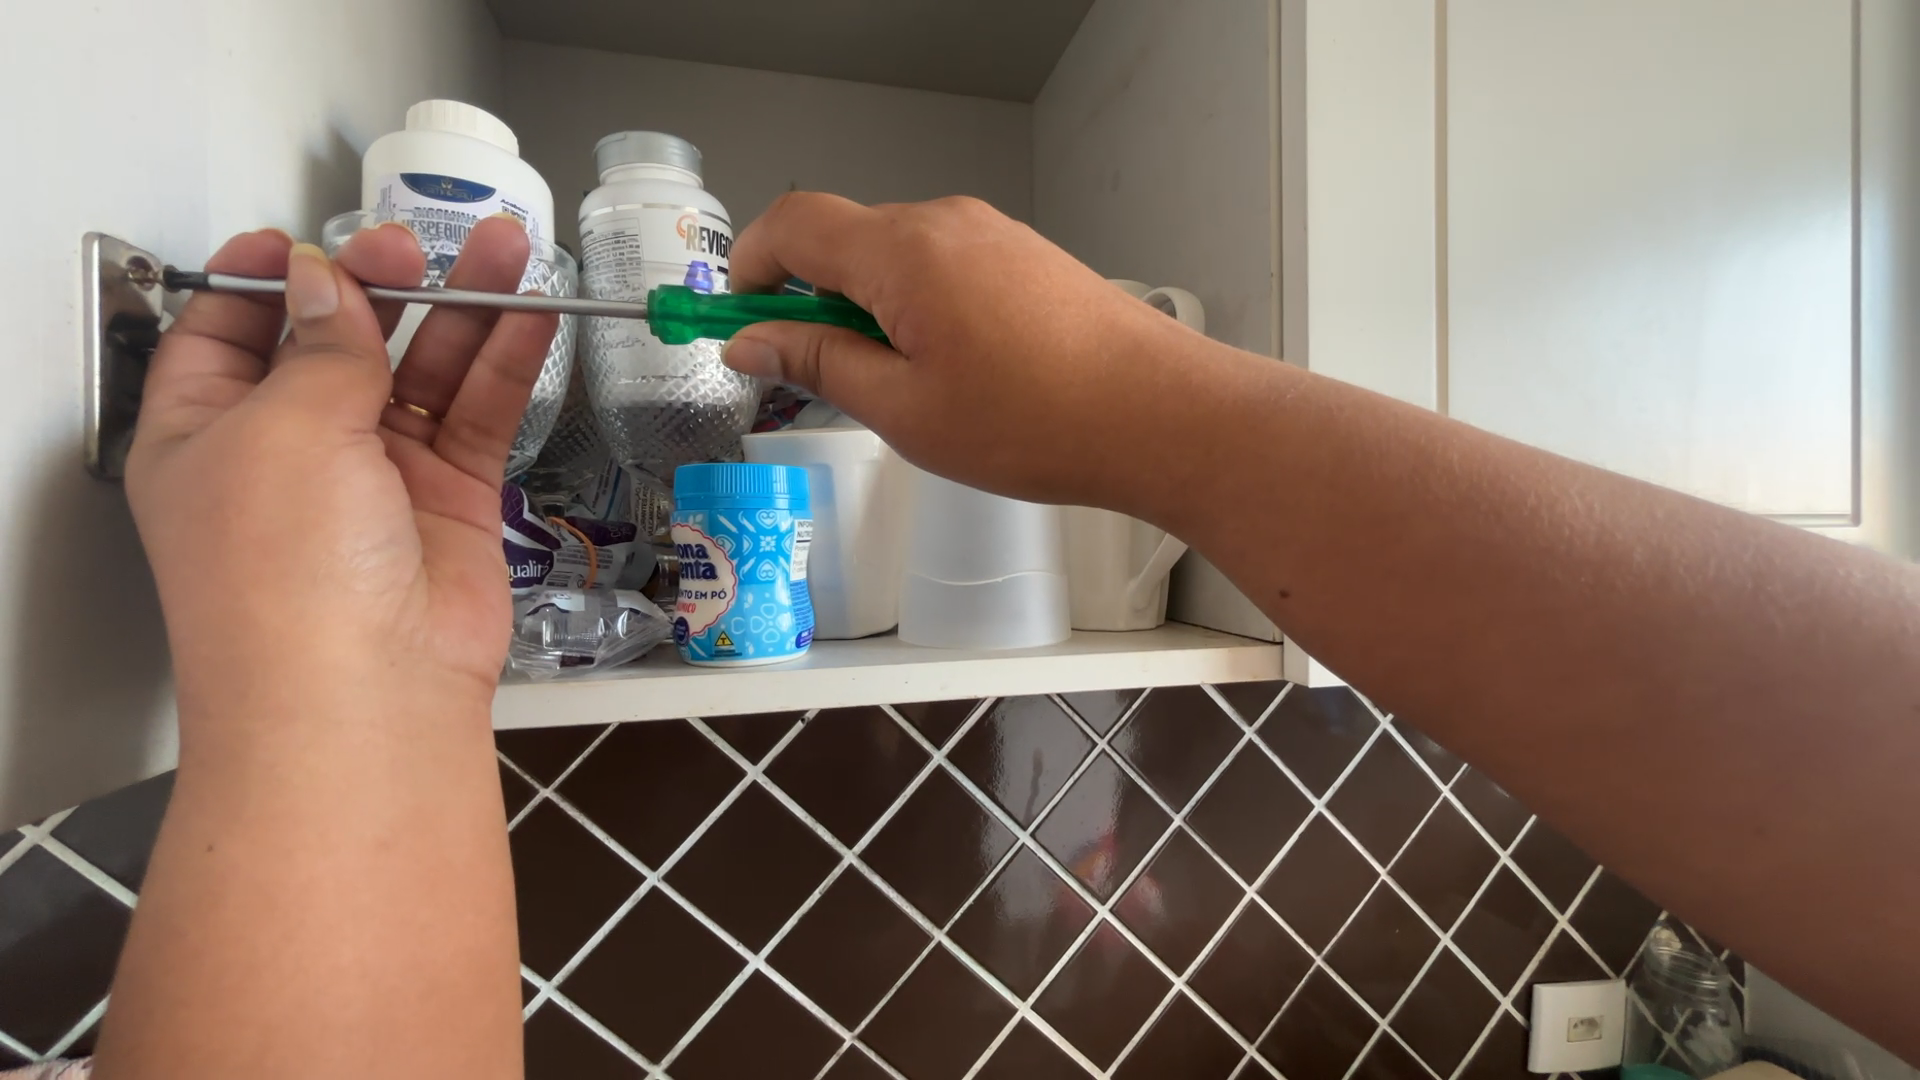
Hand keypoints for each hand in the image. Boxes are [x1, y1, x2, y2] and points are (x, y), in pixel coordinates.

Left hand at [125, 219, 558, 720]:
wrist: (374, 684)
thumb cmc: (286, 572)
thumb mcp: (280, 432)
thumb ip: (321, 349)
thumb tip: (324, 281)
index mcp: (214, 427)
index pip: (234, 331)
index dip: (268, 279)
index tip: (311, 240)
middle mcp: (301, 445)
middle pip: (350, 341)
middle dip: (393, 286)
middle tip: (435, 243)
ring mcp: (386, 470)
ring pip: (431, 371)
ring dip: (472, 313)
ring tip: (513, 258)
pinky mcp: (457, 493)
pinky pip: (482, 414)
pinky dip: (510, 366)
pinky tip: (535, 323)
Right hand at [721, 194, 1221, 514]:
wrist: (1159, 417)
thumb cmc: (1036, 423)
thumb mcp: (904, 409)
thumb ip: (819, 362)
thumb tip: (754, 339)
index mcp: (904, 251)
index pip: (793, 226)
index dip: (749, 268)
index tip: (736, 318)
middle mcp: (947, 223)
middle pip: (844, 241)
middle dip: (810, 302)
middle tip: (811, 374)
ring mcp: (993, 236)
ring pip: (896, 260)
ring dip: (868, 313)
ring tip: (892, 388)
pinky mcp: (1025, 259)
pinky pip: (944, 270)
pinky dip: (916, 310)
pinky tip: (944, 370)